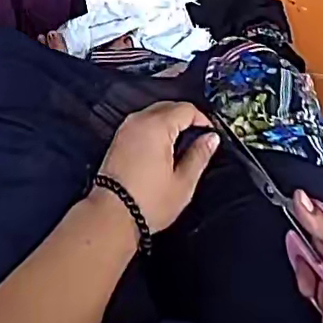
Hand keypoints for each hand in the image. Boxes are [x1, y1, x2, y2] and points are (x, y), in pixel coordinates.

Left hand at [97, 102, 217, 232]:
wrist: (111, 216)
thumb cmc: (147, 202)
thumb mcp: (182, 182)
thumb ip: (199, 155)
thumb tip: (211, 138)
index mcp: (157, 126)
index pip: (186, 109)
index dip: (202, 119)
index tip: (210, 133)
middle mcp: (140, 120)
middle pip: (169, 106)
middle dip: (186, 117)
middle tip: (199, 137)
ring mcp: (126, 128)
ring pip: (155, 112)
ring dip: (170, 121)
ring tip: (182, 144)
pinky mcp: (118, 138)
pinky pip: (142, 122)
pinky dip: (156, 127)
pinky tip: (162, 148)